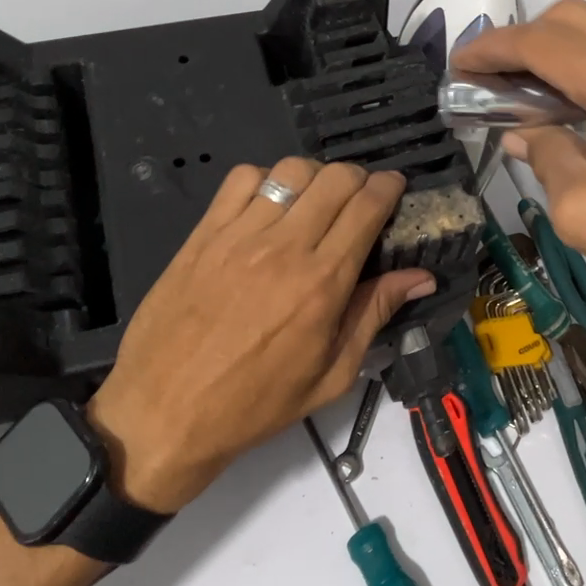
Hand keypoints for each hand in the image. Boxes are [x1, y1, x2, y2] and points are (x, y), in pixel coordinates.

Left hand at [87, 158, 434, 512]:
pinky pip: (241, 179)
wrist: (164, 415)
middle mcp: (285, 248)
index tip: (395, 189)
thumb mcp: (331, 374)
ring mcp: (239, 236)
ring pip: (291, 170)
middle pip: (336, 178)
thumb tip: (421, 277)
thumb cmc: (256, 403)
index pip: (367, 206)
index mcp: (323, 283)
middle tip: (359, 199)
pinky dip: (265, 179)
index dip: (389, 187)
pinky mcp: (203, 234)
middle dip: (359, 178)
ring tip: (314, 200)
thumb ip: (375, 314)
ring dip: (315, 176)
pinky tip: (268, 205)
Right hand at [454, 0, 585, 332]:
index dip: (492, 47)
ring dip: (569, 37)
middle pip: (574, 15)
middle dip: (526, 39)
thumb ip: (545, 156)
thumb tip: (522, 131)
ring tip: (548, 84)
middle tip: (499, 81)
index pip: (541, 42)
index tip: (461, 64)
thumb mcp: (582, 212)